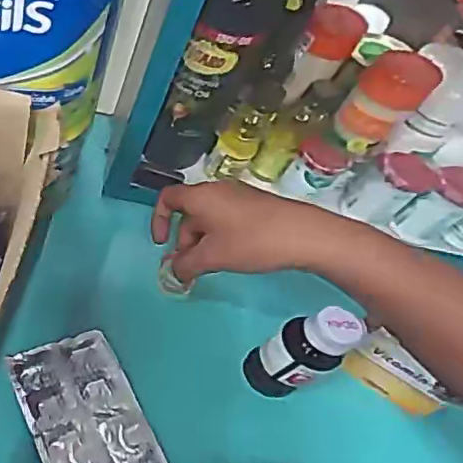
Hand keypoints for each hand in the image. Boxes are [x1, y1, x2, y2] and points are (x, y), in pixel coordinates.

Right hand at [150, 181, 374, 281]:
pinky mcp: (255, 208)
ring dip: (201, 243)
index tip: (162, 243)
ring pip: (207, 220)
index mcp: (201, 196)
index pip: (167, 198)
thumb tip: (173, 271)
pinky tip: (231, 258)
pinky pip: (226, 221)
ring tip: (210, 267)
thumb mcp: (212, 257)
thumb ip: (185, 264)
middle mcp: (217, 191)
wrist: (305, 235)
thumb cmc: (251, 241)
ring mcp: (238, 198)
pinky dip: (219, 239)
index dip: (158, 220)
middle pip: (188, 214)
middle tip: (190, 268)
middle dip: (183, 242)